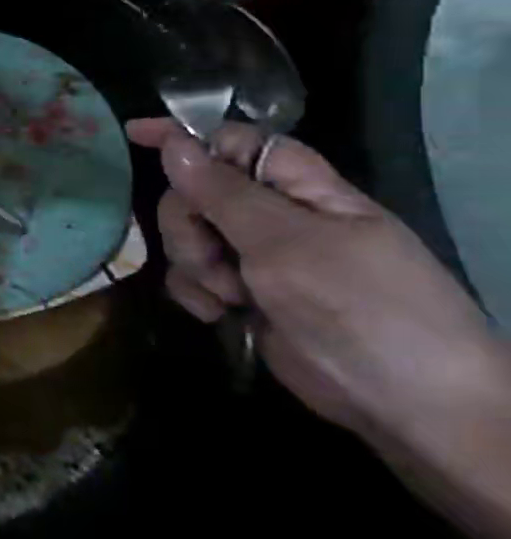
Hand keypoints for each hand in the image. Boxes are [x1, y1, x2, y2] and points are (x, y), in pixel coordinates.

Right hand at [126, 119, 499, 442]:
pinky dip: (194, 292)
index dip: (188, 137)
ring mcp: (259, 259)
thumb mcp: (288, 244)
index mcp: (307, 194)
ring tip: (229, 295)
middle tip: (211, 256)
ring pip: (186, 237)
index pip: (239, 145)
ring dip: (193, 264)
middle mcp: (279, 219)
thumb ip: (225, 194)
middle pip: (197, 194)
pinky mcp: (241, 293)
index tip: (134, 134)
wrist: (406, 404)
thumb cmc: (364, 309)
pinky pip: (189, 275)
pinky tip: (219, 312)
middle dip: (187, 225)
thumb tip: (175, 145)